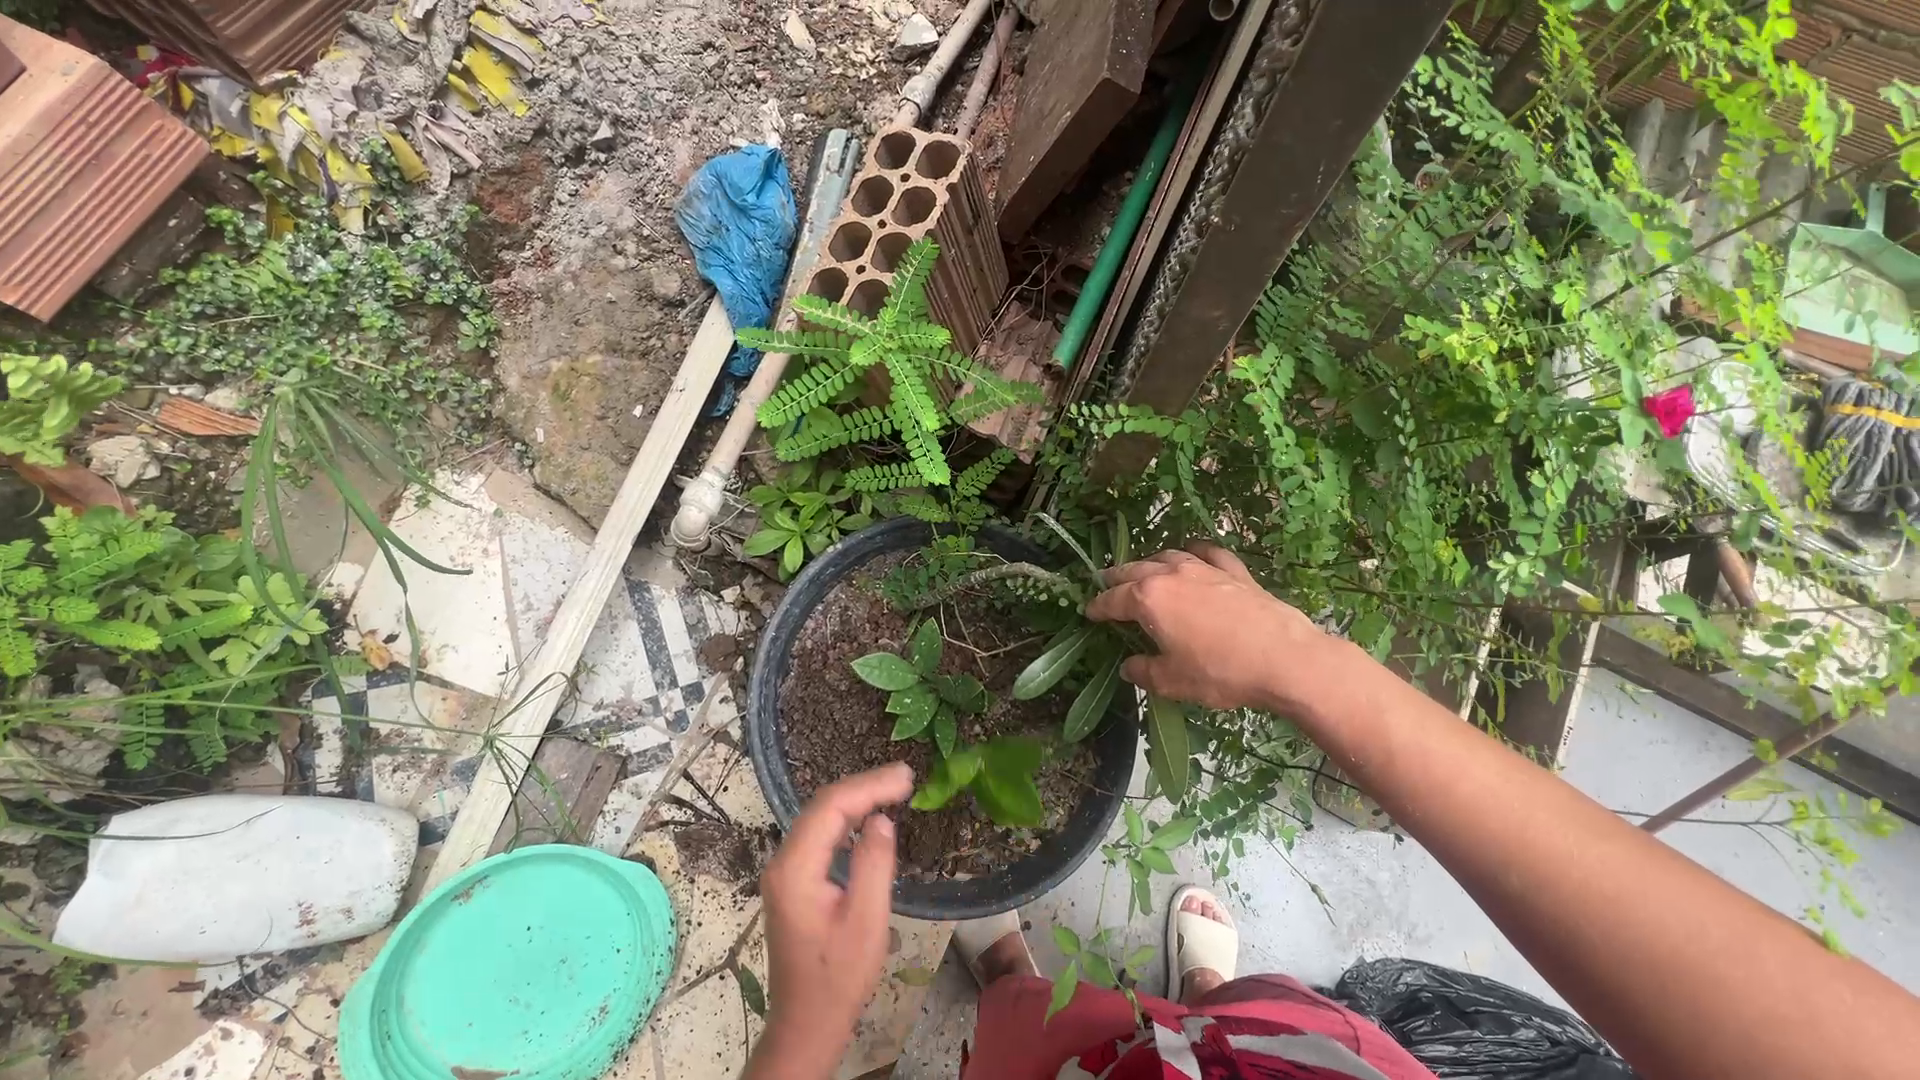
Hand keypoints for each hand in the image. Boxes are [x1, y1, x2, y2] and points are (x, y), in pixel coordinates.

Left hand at [748, 763, 911, 1079]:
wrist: (806, 1022)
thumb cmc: (838, 977)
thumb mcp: (866, 921)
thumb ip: (874, 864)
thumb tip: (881, 820)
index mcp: (795, 869)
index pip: (831, 807)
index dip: (869, 786)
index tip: (906, 777)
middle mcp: (782, 862)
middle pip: (822, 807)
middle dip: (864, 786)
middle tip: (906, 777)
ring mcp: (784, 872)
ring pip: (820, 818)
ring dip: (856, 800)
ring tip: (895, 788)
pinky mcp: (793, 882)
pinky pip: (819, 836)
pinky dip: (847, 820)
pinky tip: (870, 818)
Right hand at [1086, 543, 1334, 712]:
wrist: (1284, 658)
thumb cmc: (1219, 671)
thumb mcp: (1172, 681)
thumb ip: (1144, 672)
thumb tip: (1129, 667)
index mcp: (1148, 598)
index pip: (1113, 599)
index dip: (1098, 607)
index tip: (1089, 612)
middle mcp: (1172, 574)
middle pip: (1135, 570)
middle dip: (1117, 577)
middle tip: (1107, 584)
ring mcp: (1205, 569)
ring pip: (1169, 556)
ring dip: (1151, 563)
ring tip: (1145, 571)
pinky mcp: (1235, 572)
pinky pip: (1208, 553)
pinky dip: (1195, 552)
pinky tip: (1194, 554)